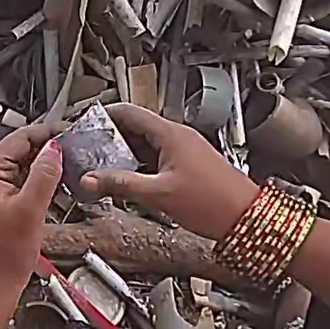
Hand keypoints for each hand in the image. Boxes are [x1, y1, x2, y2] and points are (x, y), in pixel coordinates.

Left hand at [0, 122, 63, 290]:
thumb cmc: (5, 255)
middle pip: (21, 148)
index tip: (66, 131)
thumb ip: (44, 175)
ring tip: (69, 161)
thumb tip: (54, 149)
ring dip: (45, 161)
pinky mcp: (5, 202)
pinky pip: (25, 179)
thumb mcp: (30, 209)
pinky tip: (57, 182)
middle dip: (47, 145)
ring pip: (24, 164)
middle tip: (72, 145)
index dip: (45, 132)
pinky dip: (42, 177)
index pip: (19, 138)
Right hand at [75, 104, 258, 239]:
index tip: (84, 123)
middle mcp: (177, 136)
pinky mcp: (187, 165)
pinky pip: (156, 158)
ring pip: (145, 144)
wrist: (245, 217)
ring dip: (124, 155)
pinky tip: (129, 183)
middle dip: (109, 139)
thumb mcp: (158, 194)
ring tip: (104, 169)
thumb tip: (90, 181)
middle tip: (88, 151)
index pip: (128, 111)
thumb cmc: (213, 202)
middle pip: (134, 127)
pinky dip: (139, 166)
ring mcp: (183, 150)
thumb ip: (121, 185)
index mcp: (170, 133)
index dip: (103, 115)